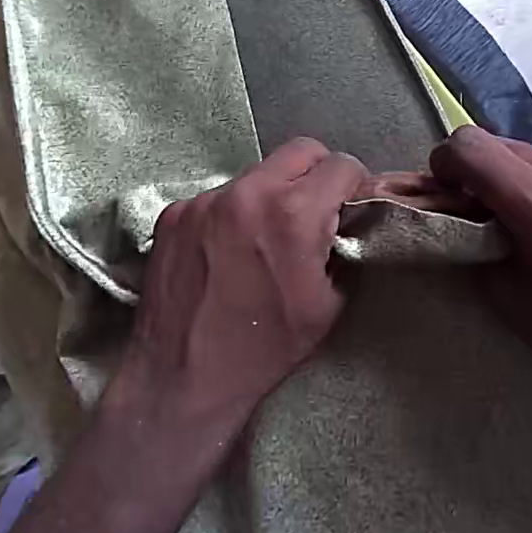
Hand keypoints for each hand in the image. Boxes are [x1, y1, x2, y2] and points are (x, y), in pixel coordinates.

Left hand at [111, 137, 365, 430]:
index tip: (351, 204)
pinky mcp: (175, 211)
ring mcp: (205, 199)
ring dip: (273, 193)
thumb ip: (343, 247)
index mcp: (292, 214)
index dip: (355, 185)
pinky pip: (220, 195)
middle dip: (319, 173)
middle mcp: (247, 192)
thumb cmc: (262, 352)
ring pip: (258, 172)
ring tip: (265, 237)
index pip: (341, 165)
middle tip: (318, 209)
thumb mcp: (327, 304)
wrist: (179, 382)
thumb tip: (349, 218)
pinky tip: (227, 250)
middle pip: (301, 150)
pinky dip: (234, 212)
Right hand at [429, 126, 531, 453]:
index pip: (468, 145)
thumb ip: (474, 249)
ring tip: (526, 226)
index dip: (444, 162)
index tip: (444, 193)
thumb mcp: (513, 303)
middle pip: (496, 144)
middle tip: (479, 214)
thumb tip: (456, 223)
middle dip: (476, 172)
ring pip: (530, 154)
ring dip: (512, 179)